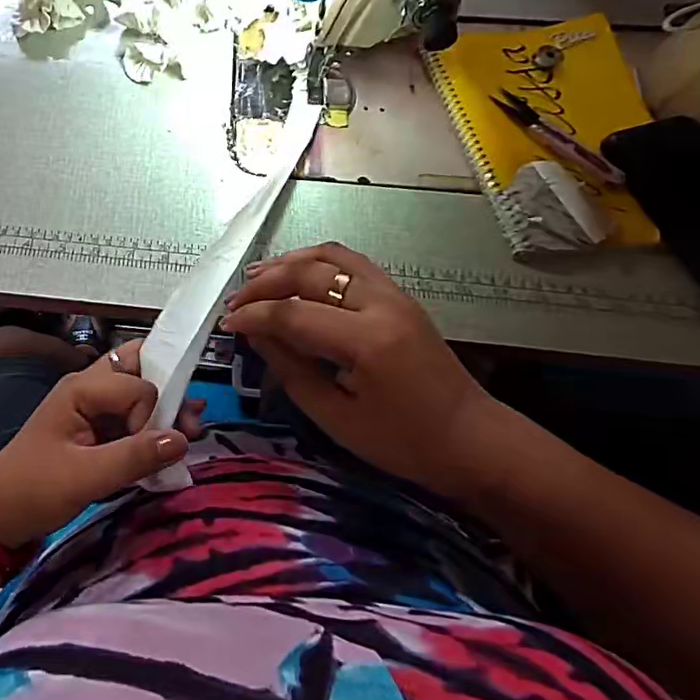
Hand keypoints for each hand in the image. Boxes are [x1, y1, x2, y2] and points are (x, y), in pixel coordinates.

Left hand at [0, 339, 201, 547]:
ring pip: (139, 391)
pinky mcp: (96, 428)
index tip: (146, 448)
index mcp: (82, 389)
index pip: (138, 385)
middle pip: (140, 366)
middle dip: (170, 390)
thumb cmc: (34, 490)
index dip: (152, 414)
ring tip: (188, 436)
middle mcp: (89, 388)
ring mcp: (92, 406)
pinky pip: (132, 416)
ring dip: (164, 411)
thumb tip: (180, 440)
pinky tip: (168, 446)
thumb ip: (133, 457)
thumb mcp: (84, 478)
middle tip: (190, 424)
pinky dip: (152, 428)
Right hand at [219, 243, 499, 501]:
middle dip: (265, 284)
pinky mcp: (399, 295)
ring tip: (257, 276)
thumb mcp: (337, 418)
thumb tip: (257, 335)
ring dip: (290, 262)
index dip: (254, 315)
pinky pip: (351, 262)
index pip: (294, 312)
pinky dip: (317, 262)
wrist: (472, 440)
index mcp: (368, 340)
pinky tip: (297, 274)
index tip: (227, 324)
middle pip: (310, 273)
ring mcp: (394, 293)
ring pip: (331, 256)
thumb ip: (292, 370)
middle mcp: (381, 303)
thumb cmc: (404, 443)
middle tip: (235, 302)